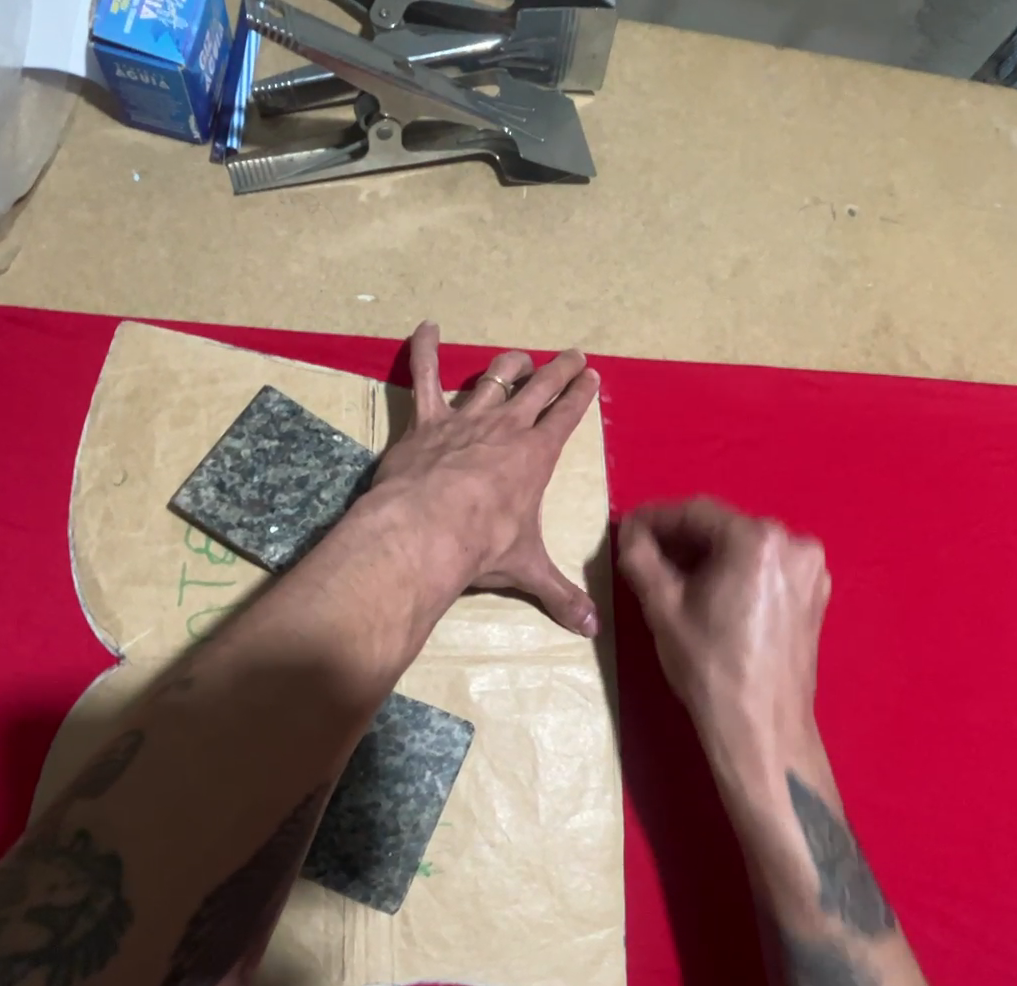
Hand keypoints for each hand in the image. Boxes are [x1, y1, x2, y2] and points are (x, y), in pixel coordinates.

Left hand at [368, 321, 601, 636]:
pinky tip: (426, 326)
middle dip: (558, 370)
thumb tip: (590, 629)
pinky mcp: (425, 423)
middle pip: (539, 388)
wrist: (426, 532)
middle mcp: (505, 429)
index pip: (566, 417)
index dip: (580, 395)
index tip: (591, 375)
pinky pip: (426, 379)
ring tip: (518, 356)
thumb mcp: (527, 570)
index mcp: (535, 457)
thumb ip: (559, 595)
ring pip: (492, 380)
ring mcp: (465, 420)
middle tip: (572, 354)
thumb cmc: (483, 547)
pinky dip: (426, 351)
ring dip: (507, 365)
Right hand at [617, 498, 830, 769]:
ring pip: (744, 548)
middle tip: (645, 556)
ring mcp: (810, 570)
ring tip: (673, 578)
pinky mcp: (814, 595)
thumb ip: (640, 558)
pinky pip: (765, 569)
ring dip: (707, 556)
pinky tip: (710, 595)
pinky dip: (735, 573)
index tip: (628, 530)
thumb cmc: (709, 666)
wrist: (762, 729)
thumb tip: (631, 532)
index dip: (656, 519)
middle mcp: (794, 543)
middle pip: (723, 529)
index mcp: (758, 539)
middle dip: (682, 539)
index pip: (696, 512)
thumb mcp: (662, 608)